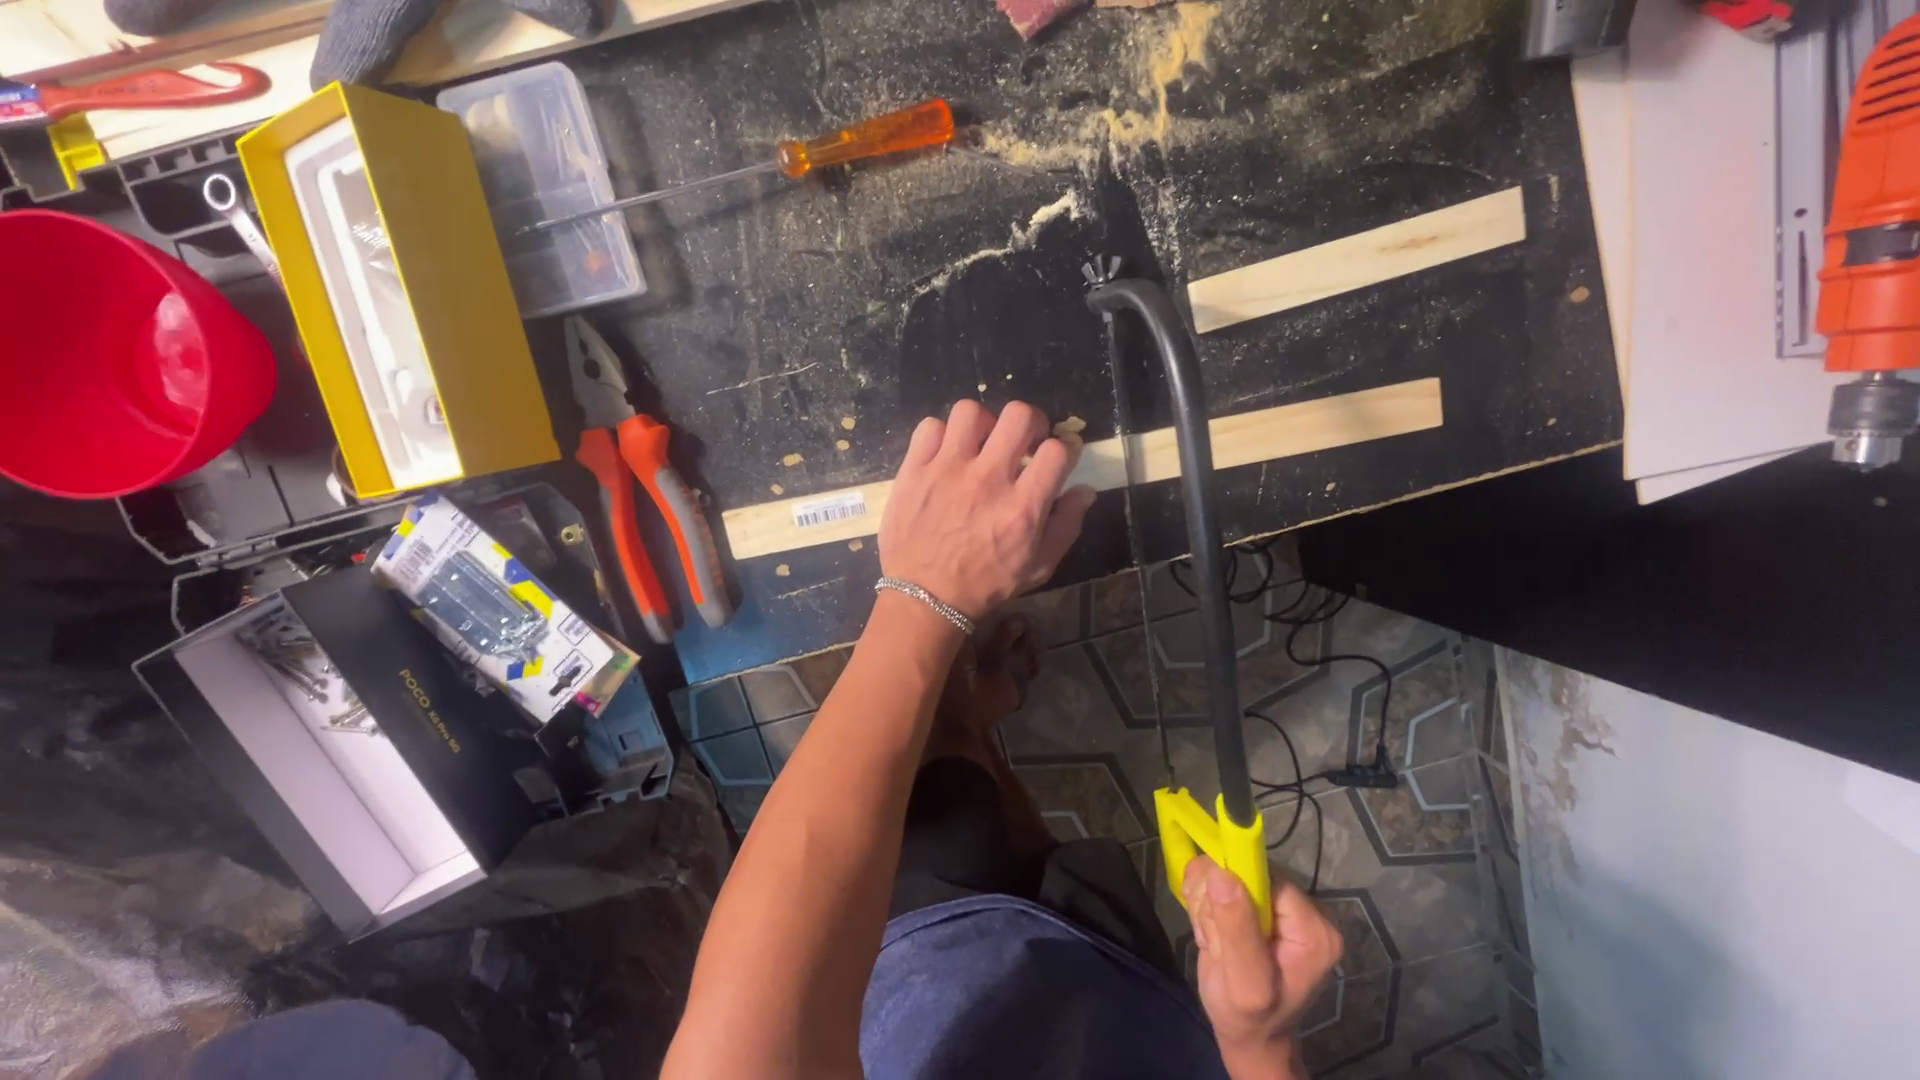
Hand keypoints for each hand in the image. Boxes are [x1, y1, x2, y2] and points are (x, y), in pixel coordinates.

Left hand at [880, 400, 1097, 618]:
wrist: (925, 598)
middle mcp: (987, 480)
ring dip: (983, 425)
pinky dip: (942, 436)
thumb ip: (1066, 526)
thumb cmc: (986, 584)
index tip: (1059, 458)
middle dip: (1031, 423)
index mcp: (1022, 506)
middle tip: (1024, 444)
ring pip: (971, 411)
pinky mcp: (915, 470)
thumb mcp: (1038, 567)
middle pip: (1019, 416)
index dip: (1066, 449)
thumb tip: (1085, 491)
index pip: (1058, 450)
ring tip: (981, 446)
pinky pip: (931, 426)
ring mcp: (947, 471)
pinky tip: (948, 455)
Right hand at [1184, 856, 1343, 1079]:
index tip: (1215, 924)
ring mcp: (1282, 907)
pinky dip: (1206, 903)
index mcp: (1314, 929)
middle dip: (1215, 901)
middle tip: (1214, 939)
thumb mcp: (1244, 983)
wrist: (1249, 1035)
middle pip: (1245, 871)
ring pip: (1227, 872)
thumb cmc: (1248, 1018)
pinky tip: (1213, 932)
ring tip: (1214, 940)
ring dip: (1207, 904)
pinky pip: (1222, 880)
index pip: (1266, 877)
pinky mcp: (1262, 904)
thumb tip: (1222, 873)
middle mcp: (1305, 911)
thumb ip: (1236, 929)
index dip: (1233, 889)